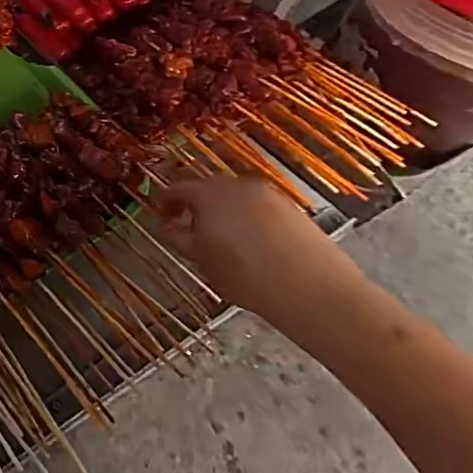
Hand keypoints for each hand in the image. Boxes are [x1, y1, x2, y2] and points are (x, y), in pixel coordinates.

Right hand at [151, 175, 360, 326]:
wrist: (311, 286)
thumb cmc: (246, 275)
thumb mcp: (203, 260)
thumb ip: (181, 238)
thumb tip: (169, 226)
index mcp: (209, 194)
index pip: (179, 188)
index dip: (166, 200)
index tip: (161, 212)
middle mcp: (237, 185)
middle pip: (208, 188)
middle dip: (196, 205)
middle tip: (190, 228)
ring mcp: (266, 192)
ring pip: (235, 196)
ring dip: (223, 211)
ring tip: (224, 240)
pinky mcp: (289, 205)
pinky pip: (258, 205)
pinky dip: (248, 217)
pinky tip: (253, 244)